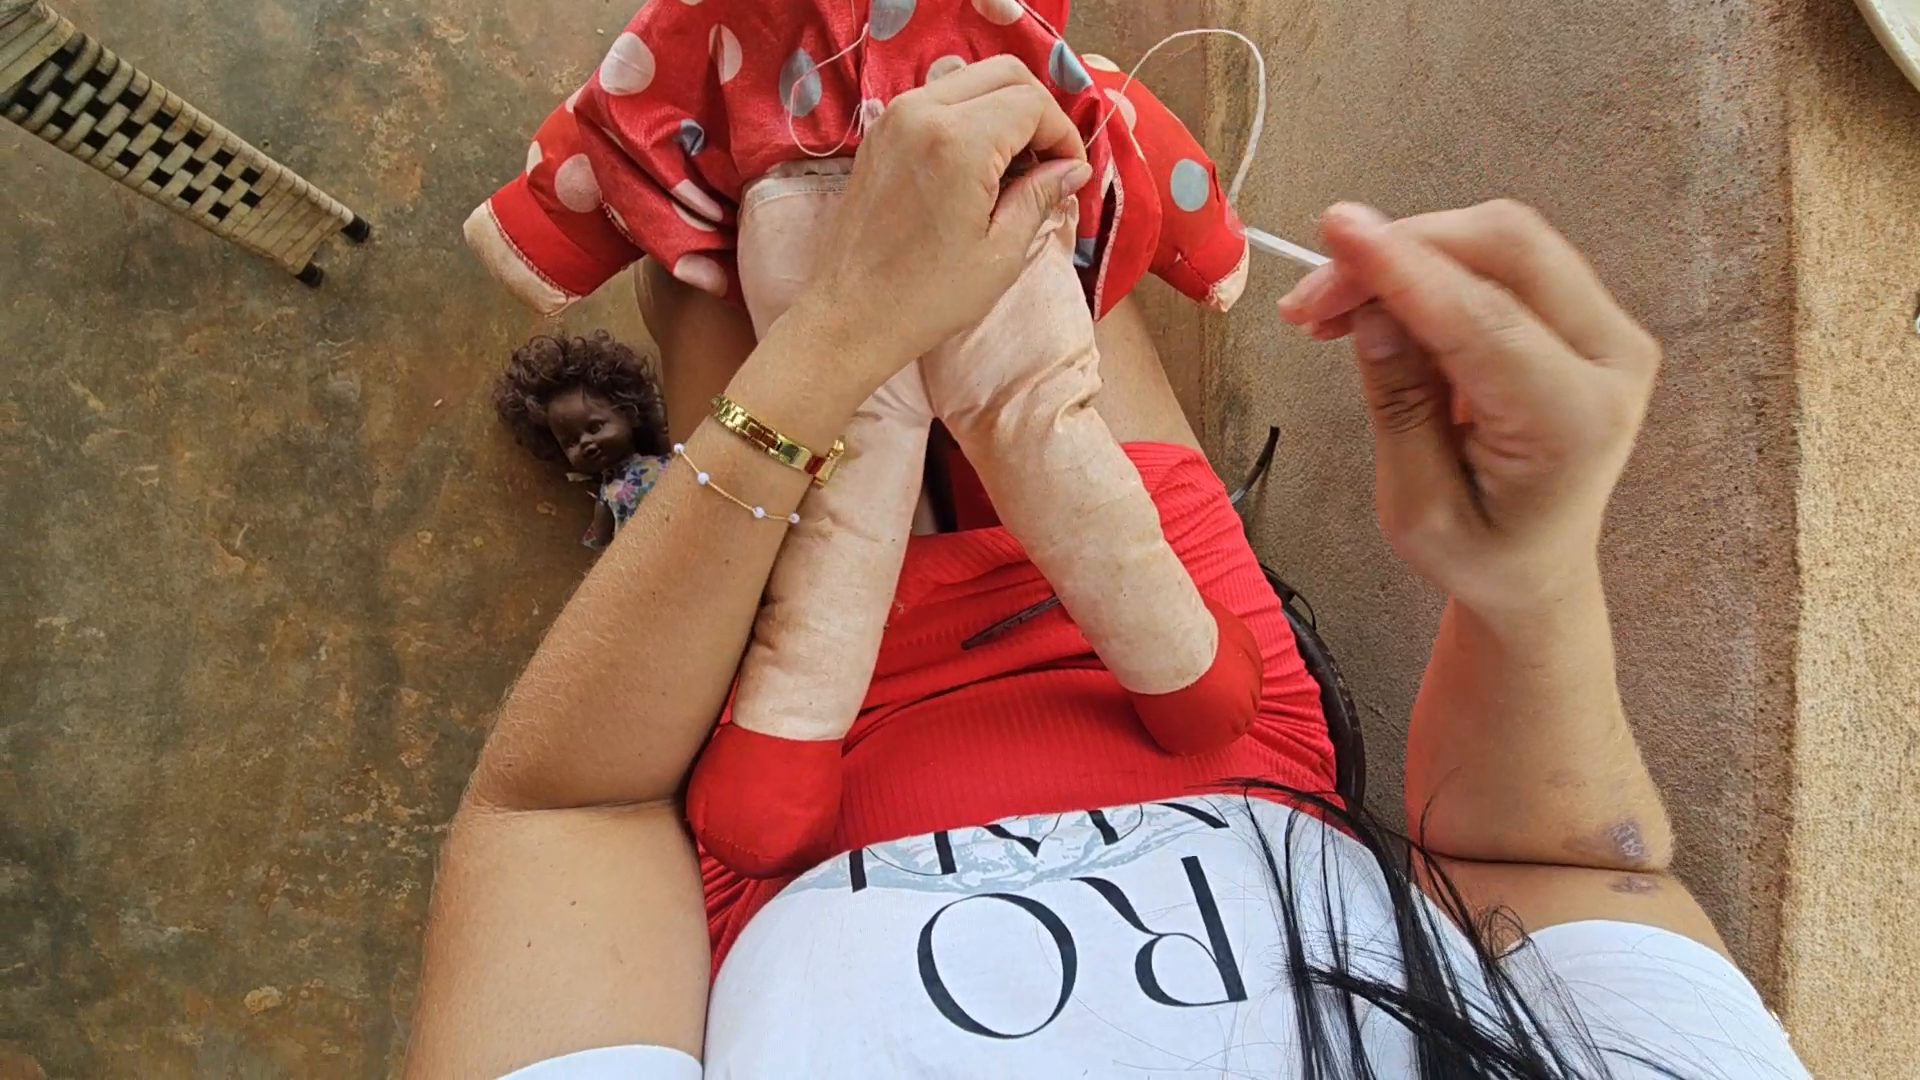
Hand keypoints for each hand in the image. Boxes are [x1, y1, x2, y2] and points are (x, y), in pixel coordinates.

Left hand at [789, 56, 1091, 385]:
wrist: (851, 316)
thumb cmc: (927, 299)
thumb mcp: (999, 255)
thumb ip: (1038, 199)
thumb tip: (1072, 170)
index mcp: (958, 142)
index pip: (1031, 104)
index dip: (1063, 136)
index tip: (1071, 175)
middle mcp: (923, 112)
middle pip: (1004, 74)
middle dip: (1038, 113)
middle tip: (1049, 165)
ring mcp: (895, 118)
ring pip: (970, 81)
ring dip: (1003, 113)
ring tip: (1015, 170)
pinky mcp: (880, 134)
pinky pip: (938, 101)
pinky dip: (969, 119)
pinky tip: (978, 169)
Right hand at [1278, 201, 1659, 614]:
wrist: (1534, 572)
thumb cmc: (1473, 554)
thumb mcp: (1415, 503)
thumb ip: (1400, 407)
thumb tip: (1372, 316)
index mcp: (1570, 419)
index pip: (1481, 317)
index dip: (1403, 267)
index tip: (1335, 230)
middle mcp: (1609, 357)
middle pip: (1506, 248)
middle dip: (1397, 251)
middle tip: (1309, 298)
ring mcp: (1603, 330)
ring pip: (1499, 244)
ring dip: (1404, 257)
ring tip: (1324, 310)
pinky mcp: (1578, 320)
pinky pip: (1495, 266)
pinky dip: (1424, 272)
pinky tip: (1368, 308)